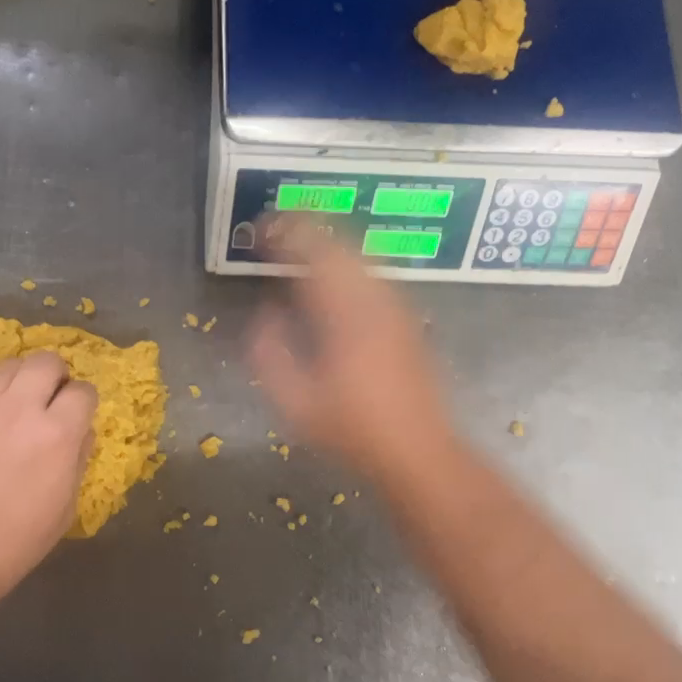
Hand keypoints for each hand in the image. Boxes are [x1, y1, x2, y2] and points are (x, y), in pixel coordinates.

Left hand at [0, 352, 96, 606]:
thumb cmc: (16, 541)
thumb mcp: (65, 507)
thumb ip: (77, 458)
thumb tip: (80, 431)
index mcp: (57, 433)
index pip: (83, 391)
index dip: (85, 403)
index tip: (79, 416)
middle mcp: (22, 407)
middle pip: (47, 362)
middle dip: (58, 377)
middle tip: (53, 400)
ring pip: (13, 363)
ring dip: (26, 377)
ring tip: (23, 401)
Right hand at [247, 224, 456, 488]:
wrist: (420, 453)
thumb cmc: (352, 430)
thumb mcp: (295, 401)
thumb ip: (270, 352)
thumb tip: (264, 313)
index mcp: (342, 313)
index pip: (311, 254)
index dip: (284, 234)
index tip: (261, 229)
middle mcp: (372, 298)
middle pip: (339, 244)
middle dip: (306, 228)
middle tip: (277, 228)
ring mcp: (395, 306)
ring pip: (360, 254)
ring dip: (328, 242)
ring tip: (300, 243)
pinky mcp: (406, 318)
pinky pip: (372, 271)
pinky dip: (347, 260)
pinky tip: (333, 275)